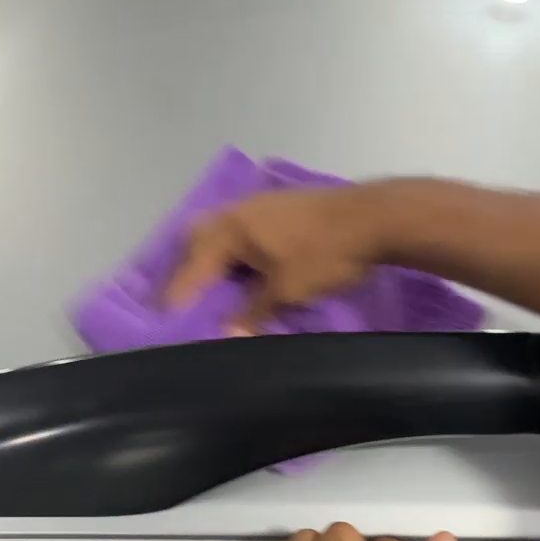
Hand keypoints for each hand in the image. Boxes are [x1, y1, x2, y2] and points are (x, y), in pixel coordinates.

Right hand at [164, 184, 404, 329]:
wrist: (376, 217)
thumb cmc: (324, 253)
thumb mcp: (285, 290)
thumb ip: (252, 312)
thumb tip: (227, 335)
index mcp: (230, 228)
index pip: (192, 266)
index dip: (177, 294)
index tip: (163, 318)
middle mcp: (238, 211)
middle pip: (199, 238)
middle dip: (188, 268)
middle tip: (183, 299)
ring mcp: (262, 206)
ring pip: (223, 233)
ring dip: (213, 259)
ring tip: (211, 289)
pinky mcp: (282, 209)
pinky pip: (243, 232)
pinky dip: (235, 252)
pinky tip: (245, 270)